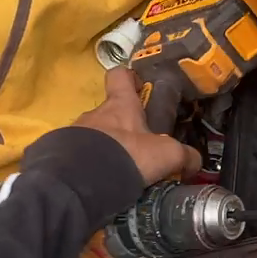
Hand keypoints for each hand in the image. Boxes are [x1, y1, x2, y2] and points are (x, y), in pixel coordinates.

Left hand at [73, 67, 201, 184]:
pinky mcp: (61, 154)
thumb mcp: (165, 155)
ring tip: (118, 171)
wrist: (81, 180)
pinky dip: (89, 165)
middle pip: (109, 111)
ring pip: (93, 135)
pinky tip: (100, 182)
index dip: (130, 77)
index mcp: (120, 105)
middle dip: (123, 127)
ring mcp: (74, 133)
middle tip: (139, 148)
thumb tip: (196, 162)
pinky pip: (77, 156)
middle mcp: (94, 113)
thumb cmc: (126, 155)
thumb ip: (183, 156)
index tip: (140, 87)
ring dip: (105, 148)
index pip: (120, 75)